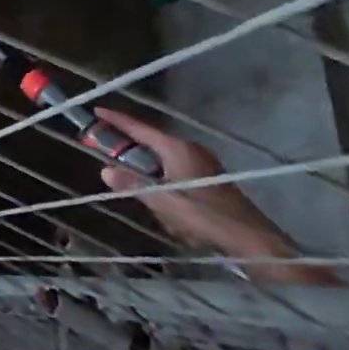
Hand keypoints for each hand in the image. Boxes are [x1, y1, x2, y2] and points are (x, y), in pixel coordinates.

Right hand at [94, 108, 300, 265]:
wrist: (251, 239)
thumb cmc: (205, 215)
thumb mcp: (163, 201)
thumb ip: (133, 184)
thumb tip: (106, 169)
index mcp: (177, 147)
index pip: (139, 128)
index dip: (117, 120)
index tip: (97, 111)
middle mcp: (190, 148)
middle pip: (151, 142)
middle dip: (131, 151)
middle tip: (111, 157)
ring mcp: (202, 163)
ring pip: (164, 160)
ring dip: (149, 173)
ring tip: (147, 198)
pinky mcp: (210, 179)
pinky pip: (176, 172)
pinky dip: (164, 181)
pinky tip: (166, 207)